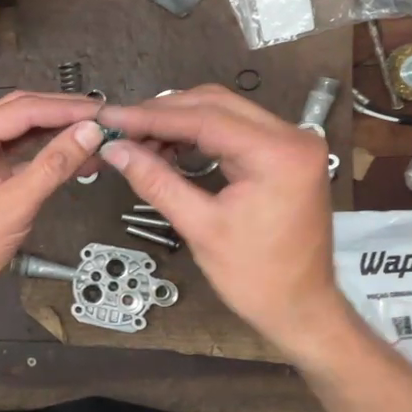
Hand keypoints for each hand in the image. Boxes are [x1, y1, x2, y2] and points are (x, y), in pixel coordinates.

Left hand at [0, 92, 105, 312]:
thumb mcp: (15, 205)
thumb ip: (53, 165)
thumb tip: (90, 132)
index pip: (20, 110)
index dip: (64, 108)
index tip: (101, 111)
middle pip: (19, 113)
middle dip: (61, 115)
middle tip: (103, 118)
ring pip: (20, 132)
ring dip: (56, 133)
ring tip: (96, 137)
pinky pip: (16, 153)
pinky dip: (44, 154)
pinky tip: (75, 158)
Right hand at [98, 86, 350, 354]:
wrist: (301, 307)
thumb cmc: (256, 276)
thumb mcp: (198, 226)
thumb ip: (156, 181)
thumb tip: (115, 150)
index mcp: (279, 153)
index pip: (204, 119)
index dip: (150, 117)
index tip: (110, 118)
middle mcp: (291, 137)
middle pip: (214, 104)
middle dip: (161, 113)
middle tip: (118, 128)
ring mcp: (289, 143)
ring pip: (221, 112)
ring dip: (175, 122)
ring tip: (135, 140)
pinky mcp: (281, 154)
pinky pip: (230, 130)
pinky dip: (194, 135)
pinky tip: (164, 148)